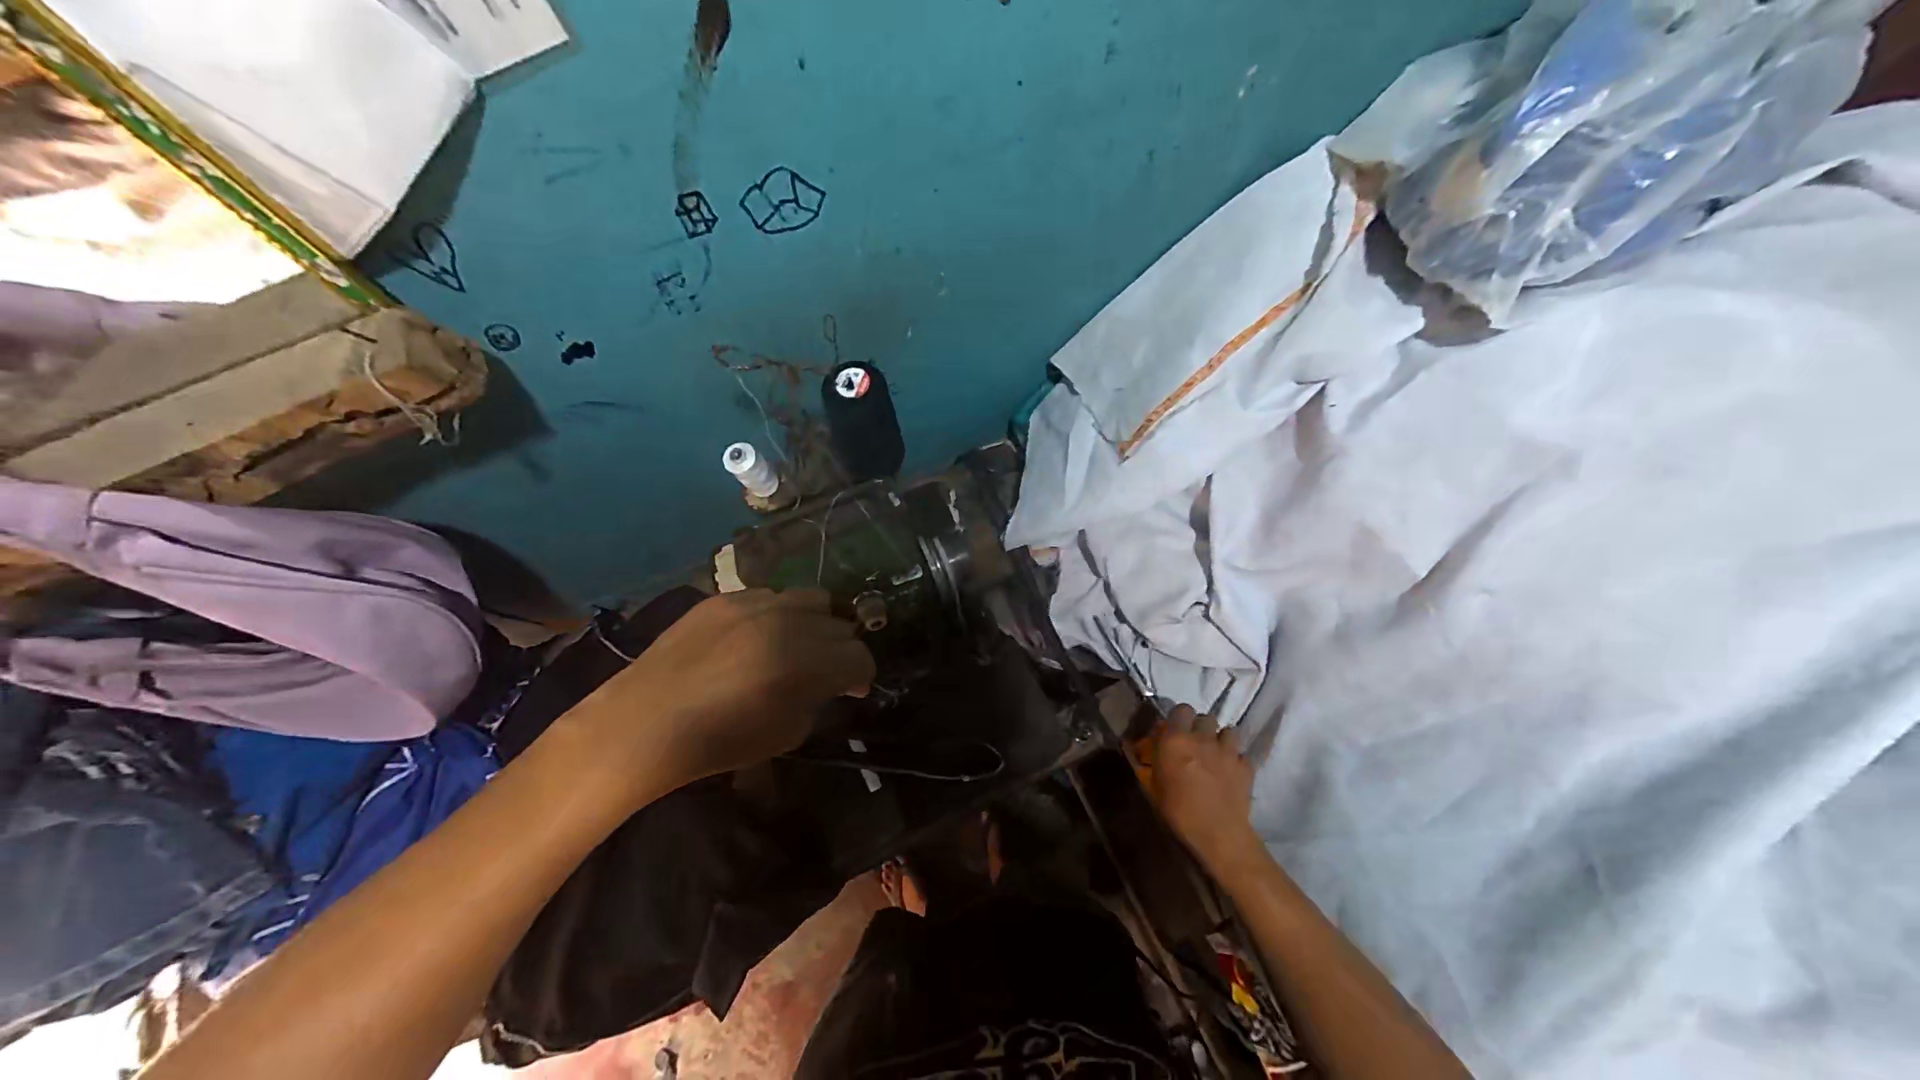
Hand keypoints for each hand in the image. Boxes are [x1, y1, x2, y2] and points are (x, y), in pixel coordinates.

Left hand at [569, 589, 874, 804]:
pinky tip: (758, 638)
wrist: (645, 724)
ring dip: (815, 624)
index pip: (859, 656)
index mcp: (804, 661)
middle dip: (841, 650)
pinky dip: (777, 614)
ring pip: (811, 598)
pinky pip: (770, 595)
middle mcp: (785, 622)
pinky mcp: (724, 597)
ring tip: (797, 645)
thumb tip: (831, 681)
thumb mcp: (789, 732)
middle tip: (826, 671)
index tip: (852, 689)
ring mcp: (752, 603)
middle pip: (840, 625)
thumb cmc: (720, 741)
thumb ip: (819, 697)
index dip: (862, 676)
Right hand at [1150, 705, 1263, 873]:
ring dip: (1221, 739)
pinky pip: (1242, 754)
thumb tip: (1142, 749)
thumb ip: (1151, 762)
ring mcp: (1228, 751)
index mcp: (1175, 740)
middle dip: (1200, 727)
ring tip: (1216, 754)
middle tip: (1195, 744)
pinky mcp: (1246, 766)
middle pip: (1205, 717)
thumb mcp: (1153, 786)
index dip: (1179, 718)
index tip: (1175, 731)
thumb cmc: (1177, 812)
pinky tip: (1231, 771)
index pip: (1180, 709)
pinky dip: (1237, 759)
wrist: (1217, 835)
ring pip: (1228, 731)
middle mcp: (1202, 738)